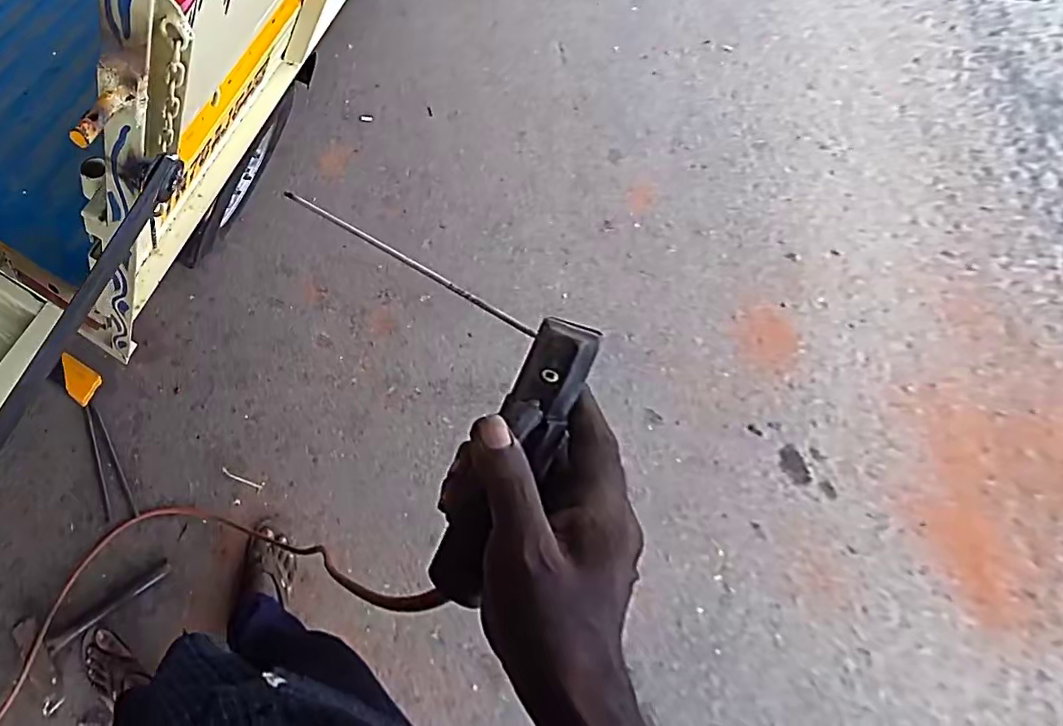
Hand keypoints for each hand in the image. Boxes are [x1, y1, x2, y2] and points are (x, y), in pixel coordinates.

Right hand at [463, 390, 643, 725]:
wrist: (563, 691)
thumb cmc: (552, 625)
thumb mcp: (522, 546)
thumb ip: (508, 482)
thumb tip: (493, 425)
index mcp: (602, 510)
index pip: (593, 436)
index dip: (571, 399)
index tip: (545, 371)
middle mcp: (596, 516)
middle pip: (551, 453)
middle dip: (504, 448)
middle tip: (469, 463)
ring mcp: (576, 533)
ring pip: (531, 477)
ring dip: (491, 477)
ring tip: (459, 497)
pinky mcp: (556, 547)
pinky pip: (524, 502)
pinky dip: (494, 499)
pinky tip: (468, 515)